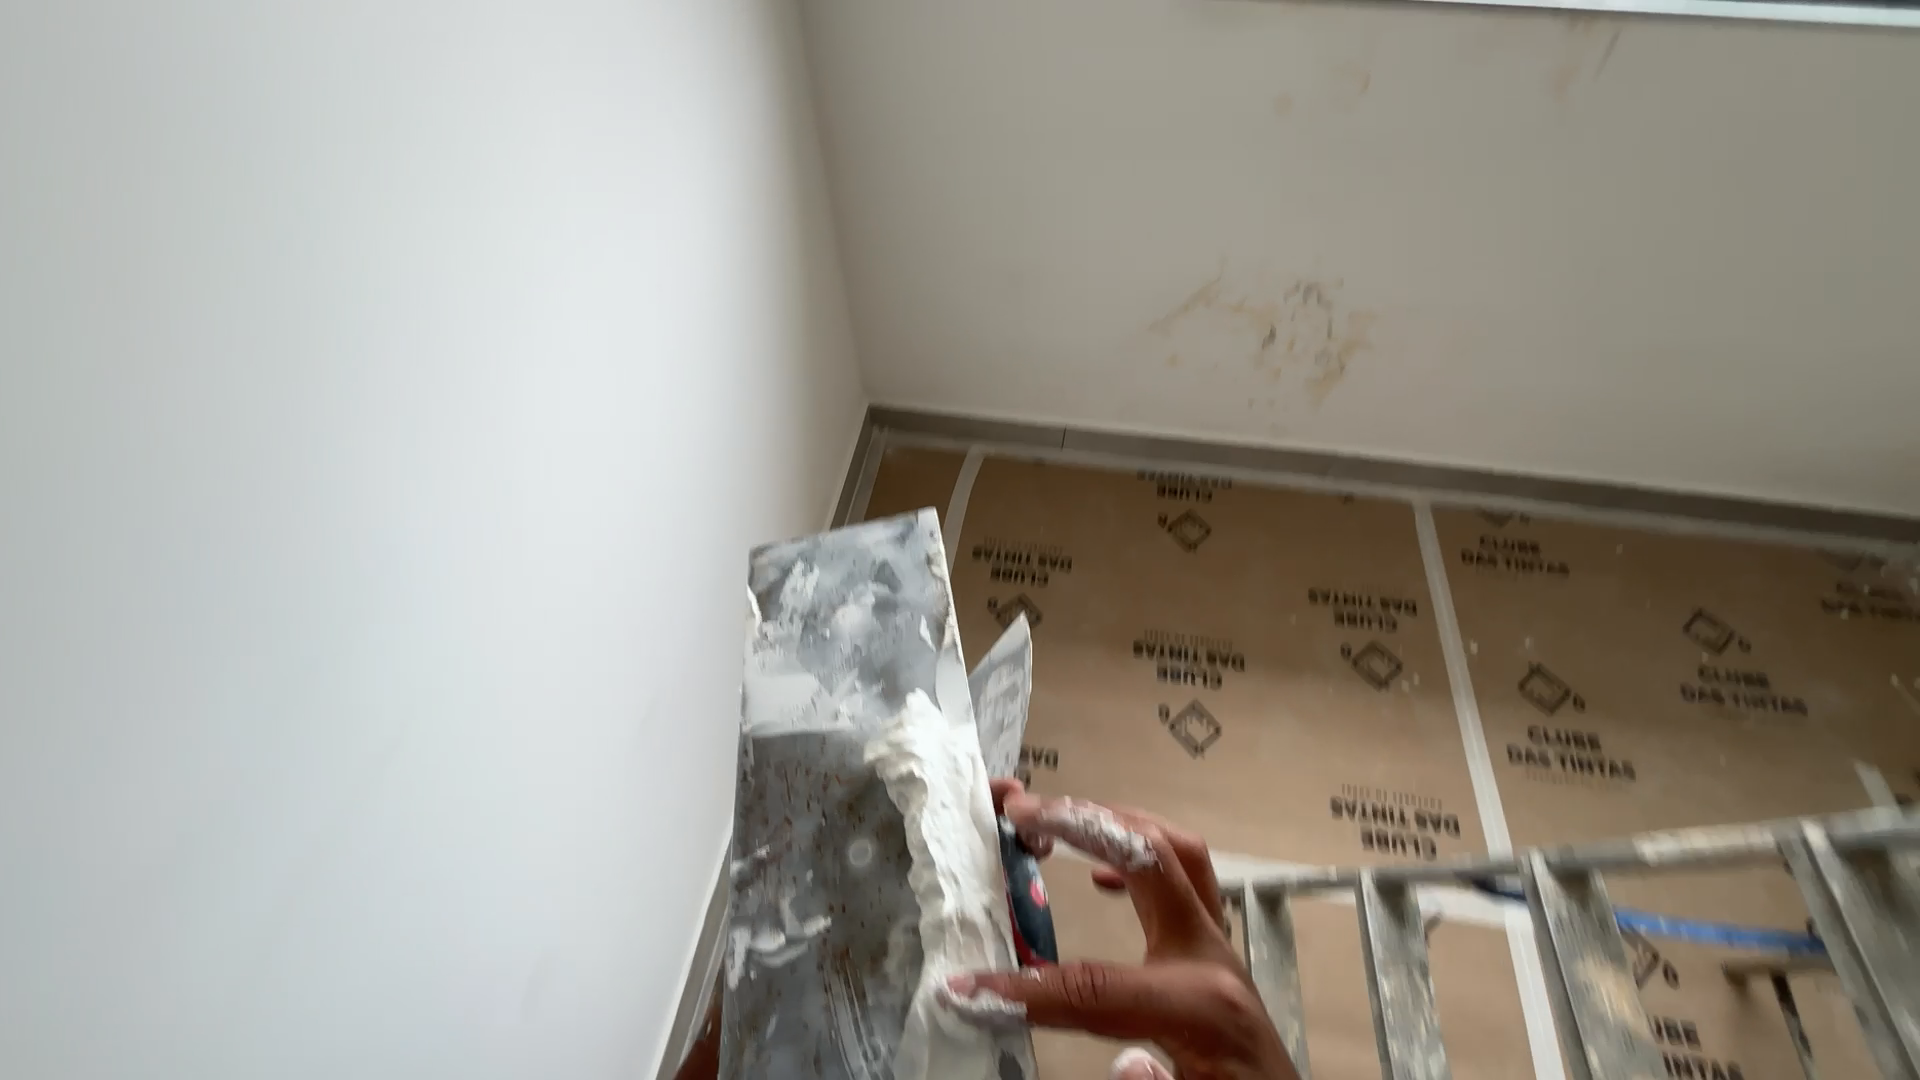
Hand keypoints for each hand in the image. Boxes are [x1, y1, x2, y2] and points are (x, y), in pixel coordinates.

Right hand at [942, 780, 1298, 1079]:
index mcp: (1200, 1005)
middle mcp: (1210, 955)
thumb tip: (1122, 1065)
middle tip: (1023, 812)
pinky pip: (1183, 873)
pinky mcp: (1215, 947)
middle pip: (1150, 857)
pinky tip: (1099, 873)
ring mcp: (1217, 943)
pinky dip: (1139, 852)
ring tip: (1060, 817)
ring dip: (1116, 821)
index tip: (968, 984)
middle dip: (1083, 825)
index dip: (1028, 989)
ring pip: (1176, 847)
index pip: (1097, 986)